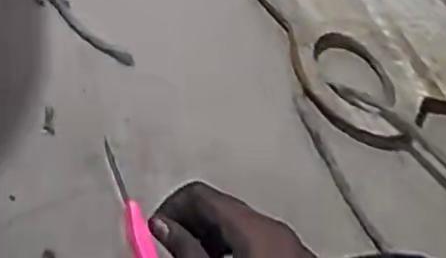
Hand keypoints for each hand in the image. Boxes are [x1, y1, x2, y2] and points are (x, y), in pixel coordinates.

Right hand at [149, 182, 316, 257]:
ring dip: (210, 241)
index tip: (154, 232)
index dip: (171, 207)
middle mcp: (272, 225)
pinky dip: (233, 252)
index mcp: (251, 223)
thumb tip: (159, 224)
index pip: (198, 192)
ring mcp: (291, 245)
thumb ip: (187, 250)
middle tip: (171, 249)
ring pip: (237, 228)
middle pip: (218, 208)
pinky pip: (256, 245)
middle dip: (190, 224)